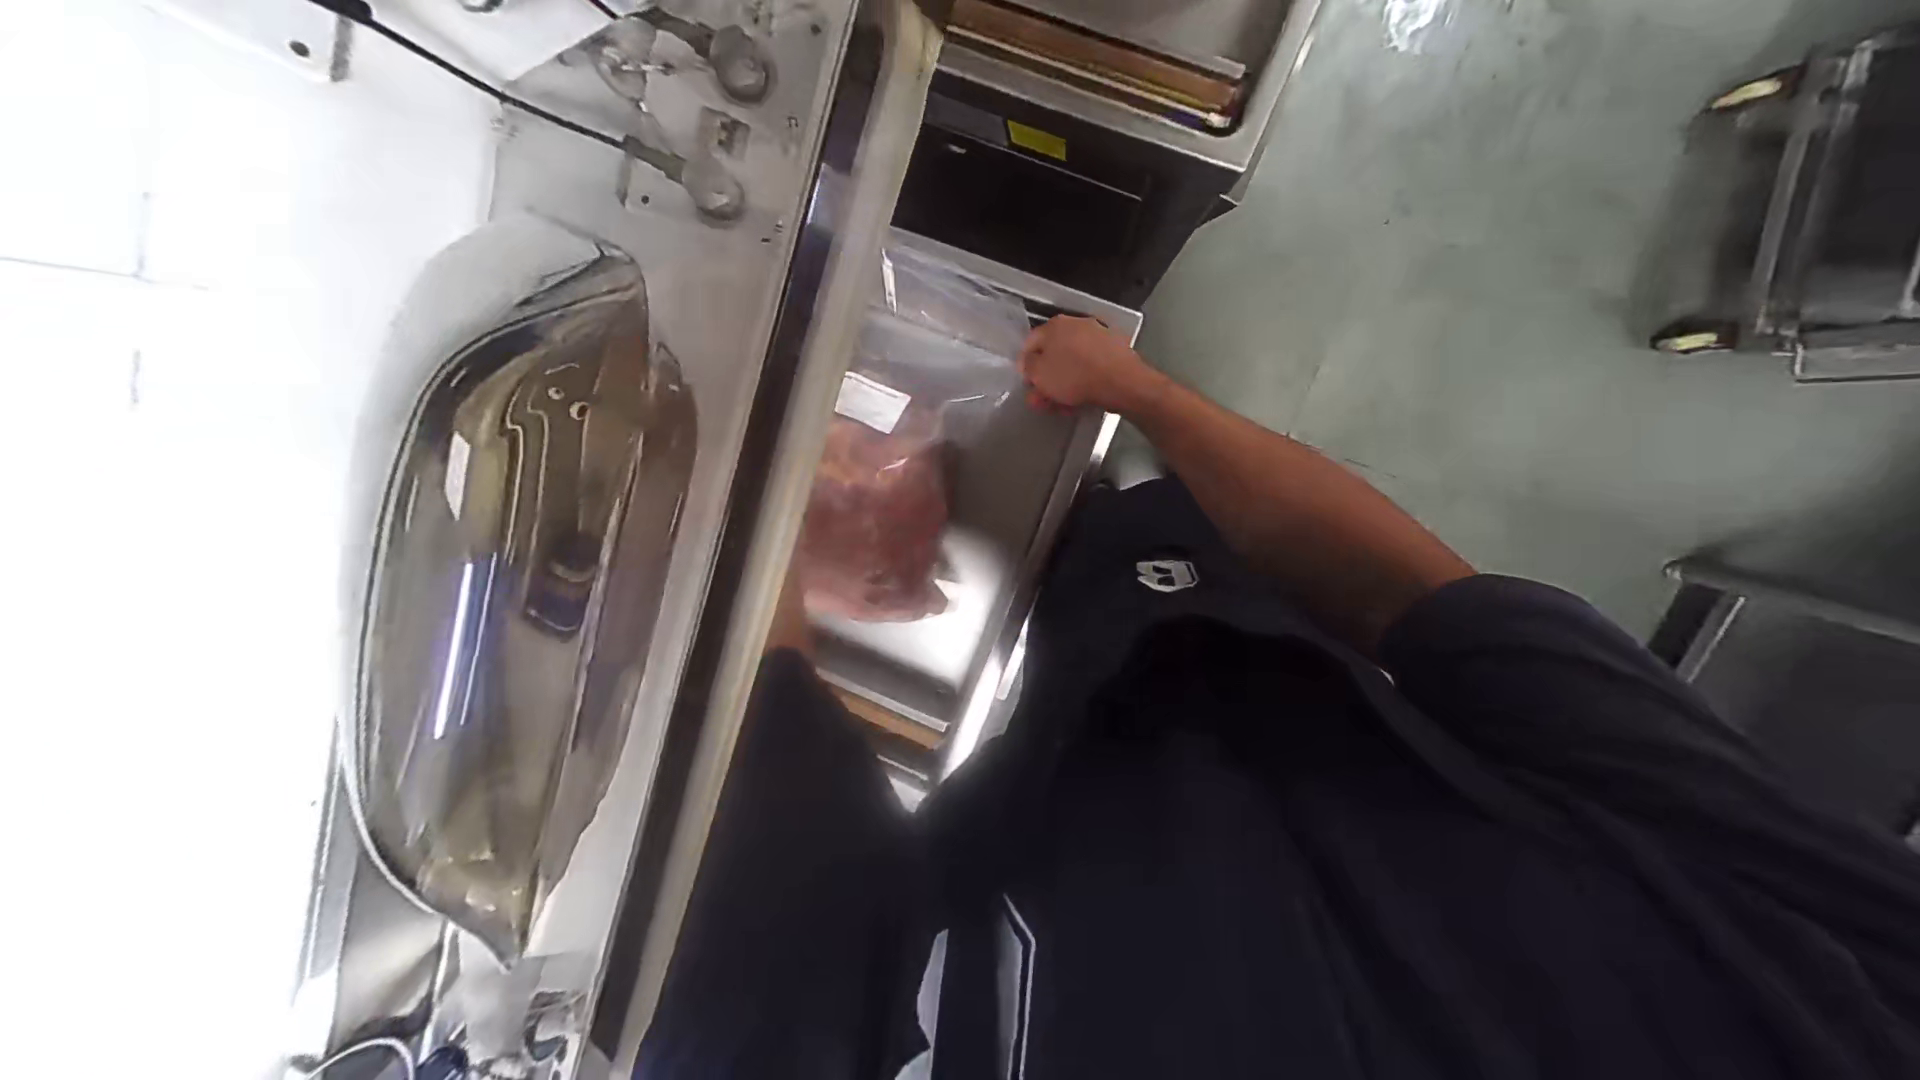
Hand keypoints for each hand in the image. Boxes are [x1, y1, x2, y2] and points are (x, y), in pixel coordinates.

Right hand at [1018, 315, 1158, 412]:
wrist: (1121, 381)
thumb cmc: (1074, 376)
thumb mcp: (1039, 375)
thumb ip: (1029, 367)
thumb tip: (1029, 363)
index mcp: (1054, 325)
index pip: (1030, 343)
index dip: (1025, 365)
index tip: (1028, 383)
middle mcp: (1076, 324)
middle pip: (1054, 353)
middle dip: (1047, 378)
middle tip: (1044, 399)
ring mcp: (1098, 335)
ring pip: (1073, 361)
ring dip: (1064, 382)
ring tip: (1063, 404)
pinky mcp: (1114, 349)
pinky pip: (1091, 365)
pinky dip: (1083, 379)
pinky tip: (1082, 397)